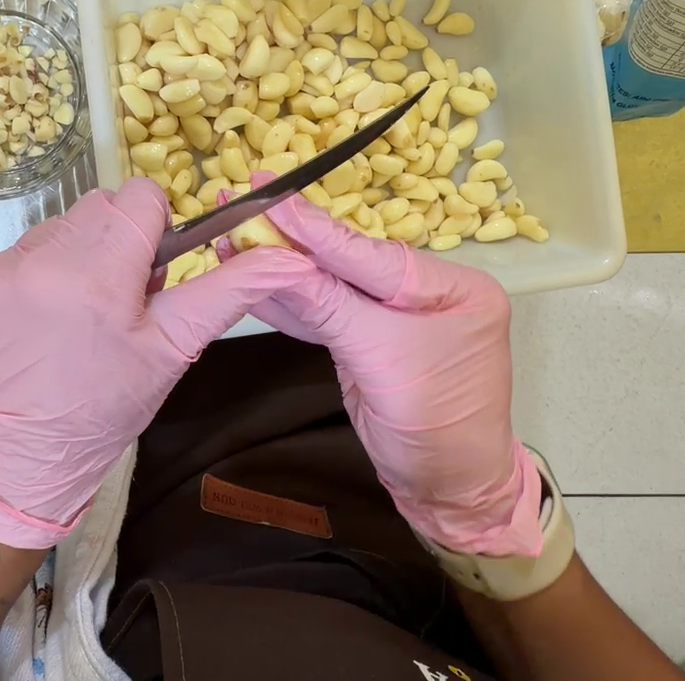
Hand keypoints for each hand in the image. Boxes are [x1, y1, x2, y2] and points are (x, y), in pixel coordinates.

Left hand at [0, 177, 308, 548]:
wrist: (29, 456)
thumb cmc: (109, 404)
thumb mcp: (173, 348)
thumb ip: (227, 292)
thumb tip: (290, 257)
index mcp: (100, 275)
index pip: (138, 196)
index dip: (154, 226)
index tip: (147, 267)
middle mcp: (42, 261)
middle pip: (98, 207)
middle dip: (115, 240)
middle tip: (114, 297)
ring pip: (58, 226)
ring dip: (74, 255)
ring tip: (75, 310)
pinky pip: (17, 252)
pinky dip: (34, 274)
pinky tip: (38, 317)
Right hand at [241, 175, 542, 555]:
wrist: (447, 494)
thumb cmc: (434, 427)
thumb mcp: (381, 358)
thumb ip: (327, 304)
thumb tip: (273, 260)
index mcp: (449, 285)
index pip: (367, 251)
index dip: (313, 226)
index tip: (270, 190)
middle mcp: (423, 290)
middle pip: (345, 260)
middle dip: (292, 239)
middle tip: (245, 198)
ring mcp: (392, 314)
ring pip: (329, 284)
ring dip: (281, 267)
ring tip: (234, 232)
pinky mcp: (366, 337)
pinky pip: (324, 312)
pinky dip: (288, 301)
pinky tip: (250, 278)